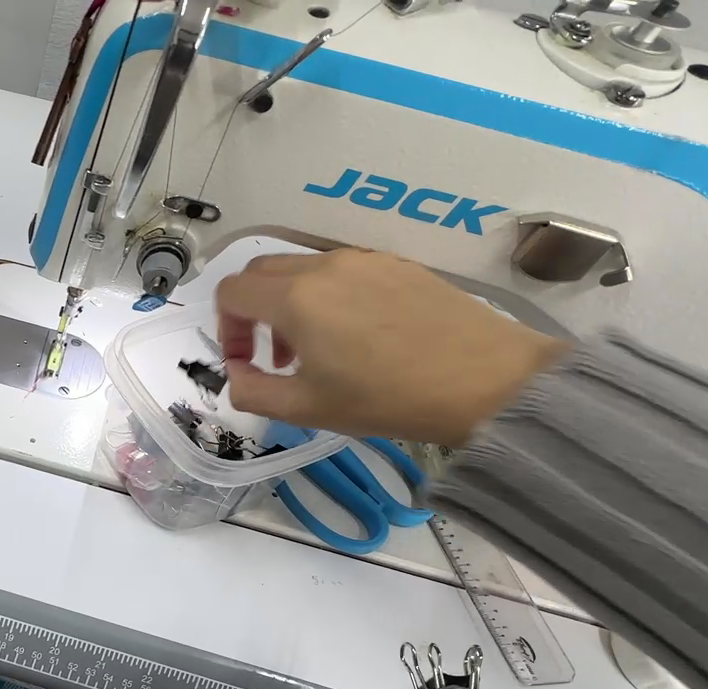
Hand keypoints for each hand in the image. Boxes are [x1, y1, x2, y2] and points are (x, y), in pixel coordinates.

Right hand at [215, 250, 570, 444]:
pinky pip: (339, 271)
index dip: (225, 328)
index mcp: (295, 299)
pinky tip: (351, 336)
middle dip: (250, 311)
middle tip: (267, 354)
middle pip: (261, 272)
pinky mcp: (396, 265)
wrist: (482, 381)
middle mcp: (324, 267)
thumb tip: (236, 372)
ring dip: (286, 304)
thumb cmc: (383, 399)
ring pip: (300, 269)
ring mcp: (364, 260)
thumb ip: (248, 390)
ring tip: (311, 349)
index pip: (231, 291)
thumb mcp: (302, 409)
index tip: (244, 362)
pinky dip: (324, 296)